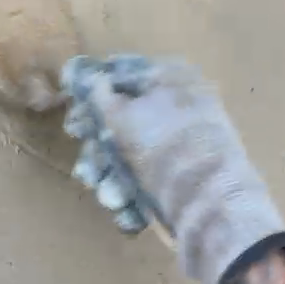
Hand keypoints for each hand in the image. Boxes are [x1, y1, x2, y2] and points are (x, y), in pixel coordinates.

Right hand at [62, 55, 284, 283]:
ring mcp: (183, 142)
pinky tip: (129, 211)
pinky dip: (133, 196)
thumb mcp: (121, 116)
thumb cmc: (164, 151)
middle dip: (99, 154)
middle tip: (87, 173)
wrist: (211, 205)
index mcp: (170, 77)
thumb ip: (95, 95)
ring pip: (129, 156)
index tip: (73, 124)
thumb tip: (77, 73)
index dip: (89, 97)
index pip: (119, 74)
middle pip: (120, 121)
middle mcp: (179, 104)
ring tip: (112, 199)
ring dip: (112, 180)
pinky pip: (147, 179)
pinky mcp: (184, 177)